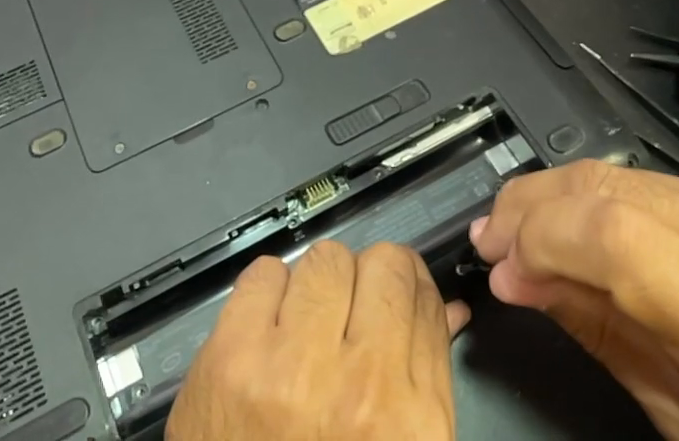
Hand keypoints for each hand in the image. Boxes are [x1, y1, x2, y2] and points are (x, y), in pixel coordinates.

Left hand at [166, 241, 470, 440]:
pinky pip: (264, 272)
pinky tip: (269, 325)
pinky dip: (269, 289)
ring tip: (307, 320)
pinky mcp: (231, 355)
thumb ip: (427, 374)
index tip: (395, 292)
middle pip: (381, 267)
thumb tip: (446, 307)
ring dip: (320, 282)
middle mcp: (360, 384)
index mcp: (413, 418)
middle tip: (349, 309)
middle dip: (369, 281)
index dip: (409, 287)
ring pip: (325, 260)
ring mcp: (291, 365)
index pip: (422, 301)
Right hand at [471, 161, 678, 440]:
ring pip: (623, 171)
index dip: (536, 237)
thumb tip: (528, 283)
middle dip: (530, 207)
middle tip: (492, 246)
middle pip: (605, 185)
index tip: (501, 270)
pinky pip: (659, 182)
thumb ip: (607, 340)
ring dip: (560, 197)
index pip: (609, 231)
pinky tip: (586, 232)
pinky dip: (604, 200)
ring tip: (524, 237)